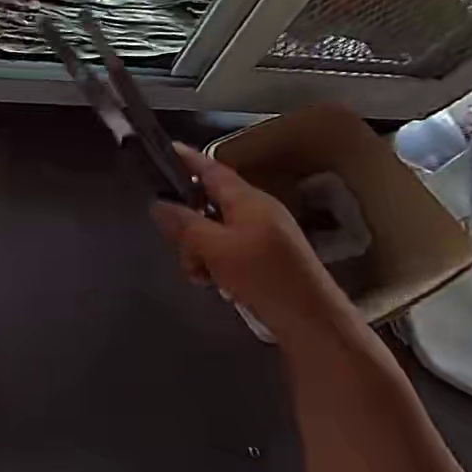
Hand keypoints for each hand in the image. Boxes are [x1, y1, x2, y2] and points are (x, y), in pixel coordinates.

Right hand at [151, 144, 356, 344]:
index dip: (189, 160)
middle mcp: (257, 210)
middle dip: (189, 226)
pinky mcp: (268, 258)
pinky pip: (232, 250)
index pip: (213, 169)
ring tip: (202, 276)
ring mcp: (265, 234)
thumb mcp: (217, 249)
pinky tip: (220, 285)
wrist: (312, 321)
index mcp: (248, 199)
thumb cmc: (265, 277)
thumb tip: (158, 204)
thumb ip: (185, 225)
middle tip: (181, 251)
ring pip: (218, 231)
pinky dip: (219, 263)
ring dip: (202, 250)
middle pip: (211, 204)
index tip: (167, 149)